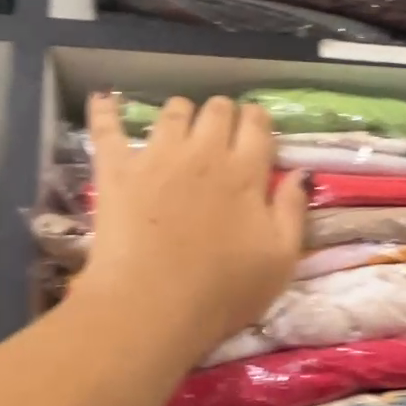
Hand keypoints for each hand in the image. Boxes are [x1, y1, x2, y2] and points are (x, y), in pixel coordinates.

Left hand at [66, 93, 308, 358]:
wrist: (153, 306)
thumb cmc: (225, 290)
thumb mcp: (281, 259)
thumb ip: (292, 210)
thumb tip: (301, 173)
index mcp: (246, 173)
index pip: (256, 125)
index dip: (258, 120)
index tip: (257, 127)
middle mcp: (203, 153)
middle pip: (216, 111)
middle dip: (223, 114)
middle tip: (222, 131)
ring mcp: (156, 157)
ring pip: (172, 111)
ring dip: (182, 113)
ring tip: (181, 127)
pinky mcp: (116, 170)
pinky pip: (107, 128)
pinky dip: (106, 111)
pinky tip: (104, 99)